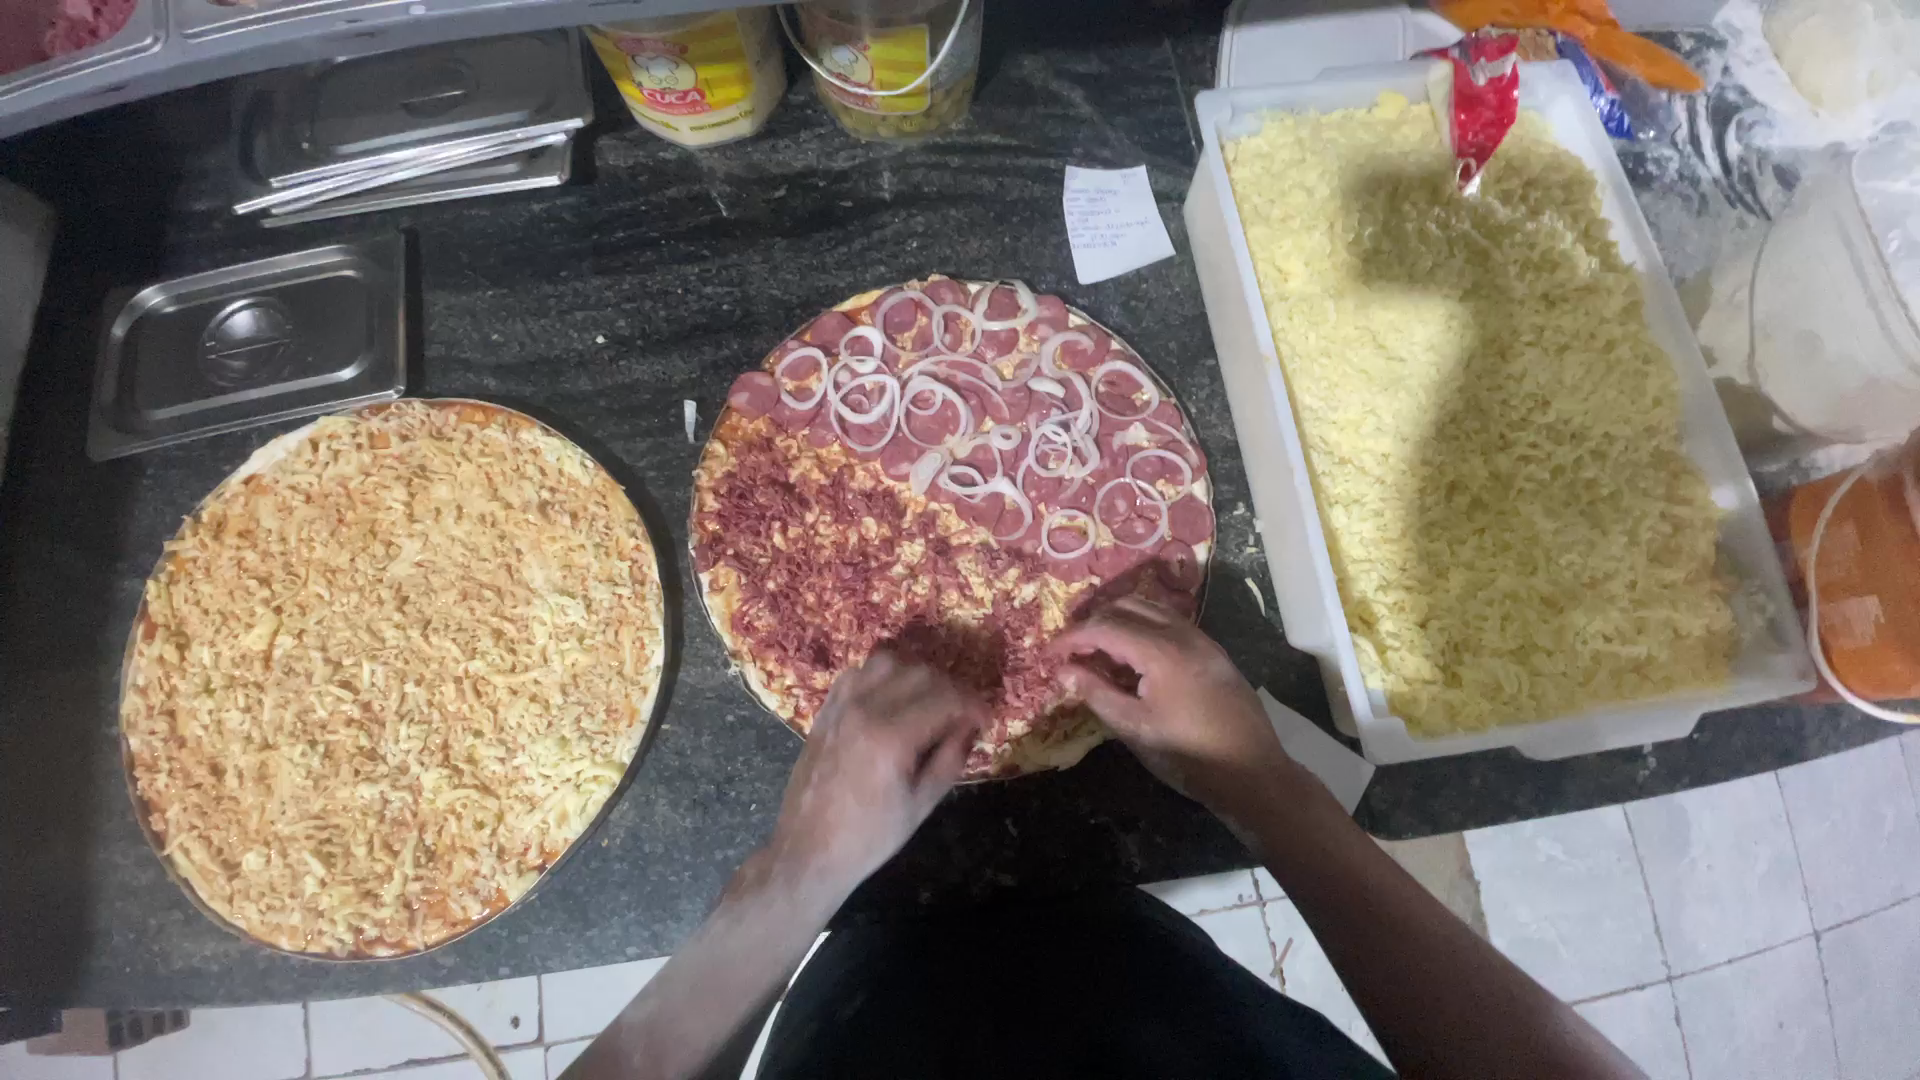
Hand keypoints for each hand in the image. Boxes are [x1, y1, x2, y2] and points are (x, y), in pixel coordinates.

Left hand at [766, 650, 985, 892]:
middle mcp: (865, 709)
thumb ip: (951, 758)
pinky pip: (861, 671)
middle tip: (963, 714)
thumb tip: (971, 725)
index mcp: (891, 737)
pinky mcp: (827, 707)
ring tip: (930, 702)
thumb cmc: (869, 836)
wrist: (807, 850)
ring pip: (890, 661)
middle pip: (922, 673)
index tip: (986, 719)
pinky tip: (895, 699)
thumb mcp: (922, 805)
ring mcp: (841, 704)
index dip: (974, 704)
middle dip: (951, 689)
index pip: (946, 697)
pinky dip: (885, 676)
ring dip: (918, 675)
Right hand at [1052, 597, 1299, 823]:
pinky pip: (1169, 623)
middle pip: (1126, 607)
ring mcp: (1201, 639)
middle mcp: (1182, 633)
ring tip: (1098, 651)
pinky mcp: (1212, 651)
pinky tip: (1133, 658)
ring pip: (1150, 610)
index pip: (1104, 628)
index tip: (1050, 654)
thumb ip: (1096, 693)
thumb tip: (1064, 670)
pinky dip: (1142, 628)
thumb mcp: (1134, 728)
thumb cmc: (1188, 755)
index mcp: (1161, 650)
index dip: (1072, 638)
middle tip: (1072, 650)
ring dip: (1119, 621)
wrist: (1254, 774)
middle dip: (1093, 623)